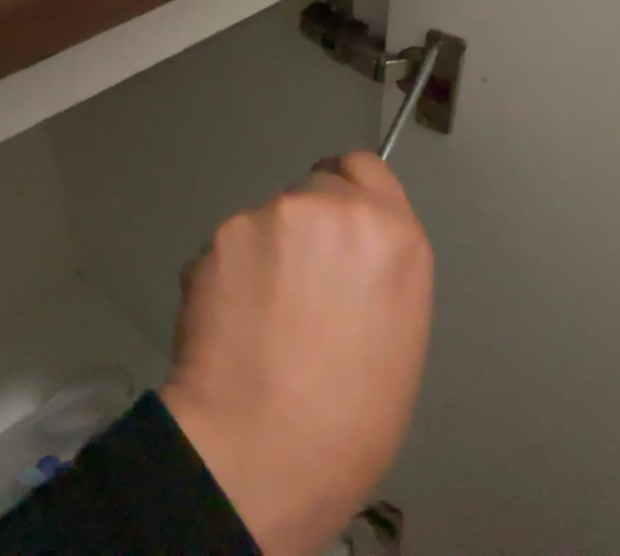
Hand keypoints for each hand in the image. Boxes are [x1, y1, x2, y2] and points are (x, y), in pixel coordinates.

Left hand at [159, 152, 433, 555]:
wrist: (263, 450)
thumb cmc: (349, 419)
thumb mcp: (400, 333)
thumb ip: (376, 270)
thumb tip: (345, 263)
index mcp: (393, 234)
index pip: (365, 170)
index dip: (347, 195)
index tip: (334, 229)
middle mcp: (333, 209)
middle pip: (313, 189)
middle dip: (305, 228)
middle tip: (296, 286)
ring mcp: (271, 217)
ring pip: (267, 220)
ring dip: (264, 252)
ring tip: (260, 317)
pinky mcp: (220, 237)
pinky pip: (229, 247)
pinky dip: (228, 273)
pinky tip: (231, 323)